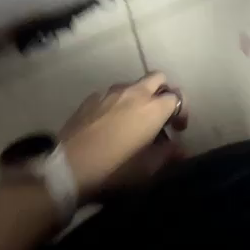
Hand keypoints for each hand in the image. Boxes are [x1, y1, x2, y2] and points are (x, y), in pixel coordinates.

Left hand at [57, 72, 187, 197]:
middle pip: (157, 78)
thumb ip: (167, 155)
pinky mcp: (90, 99)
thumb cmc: (113, 171)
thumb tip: (181, 148)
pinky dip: (116, 104)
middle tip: (159, 116)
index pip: (177, 97)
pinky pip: (110, 94)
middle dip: (162, 92)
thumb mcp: (146, 171)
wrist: (68, 169)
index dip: (181, 111)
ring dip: (138, 97)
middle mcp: (134, 92)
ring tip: (132, 121)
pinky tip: (108, 124)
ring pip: (132, 85)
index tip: (178, 129)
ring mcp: (110, 93)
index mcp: (153, 108)